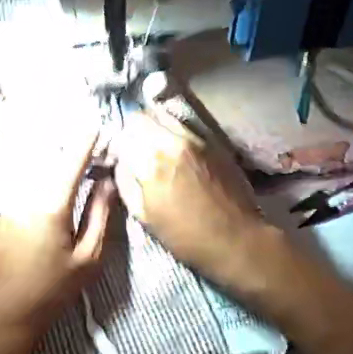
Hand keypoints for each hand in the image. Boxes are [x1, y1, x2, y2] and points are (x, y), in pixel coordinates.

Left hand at [0, 102, 115, 353]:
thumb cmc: (48, 294)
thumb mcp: (87, 259)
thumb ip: (100, 215)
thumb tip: (108, 183)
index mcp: (50, 204)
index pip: (73, 158)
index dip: (88, 138)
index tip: (99, 122)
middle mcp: (21, 192)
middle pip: (44, 149)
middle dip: (64, 133)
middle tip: (81, 123)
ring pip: (21, 157)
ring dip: (40, 141)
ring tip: (56, 129)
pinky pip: (4, 171)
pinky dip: (18, 157)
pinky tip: (28, 153)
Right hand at [111, 90, 304, 303]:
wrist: (236, 237)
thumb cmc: (186, 236)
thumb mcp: (145, 216)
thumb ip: (126, 183)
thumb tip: (121, 162)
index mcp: (152, 163)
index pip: (123, 135)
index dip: (116, 145)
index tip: (118, 157)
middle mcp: (173, 143)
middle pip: (142, 118)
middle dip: (133, 130)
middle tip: (134, 148)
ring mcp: (196, 138)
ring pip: (164, 116)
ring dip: (153, 125)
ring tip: (153, 144)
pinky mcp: (213, 141)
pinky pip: (184, 124)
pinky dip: (172, 129)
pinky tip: (174, 147)